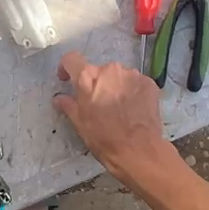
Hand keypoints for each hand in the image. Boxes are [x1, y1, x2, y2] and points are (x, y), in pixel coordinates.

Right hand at [53, 50, 172, 178]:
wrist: (139, 150)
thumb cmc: (104, 138)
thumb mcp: (80, 123)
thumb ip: (69, 105)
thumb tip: (59, 98)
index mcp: (88, 77)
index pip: (71, 59)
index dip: (66, 68)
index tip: (67, 80)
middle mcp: (110, 69)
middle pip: (98, 70)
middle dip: (95, 83)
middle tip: (97, 103)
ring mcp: (131, 74)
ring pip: (118, 76)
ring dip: (115, 86)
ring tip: (118, 108)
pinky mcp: (149, 82)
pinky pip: (135, 82)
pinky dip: (131, 91)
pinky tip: (133, 108)